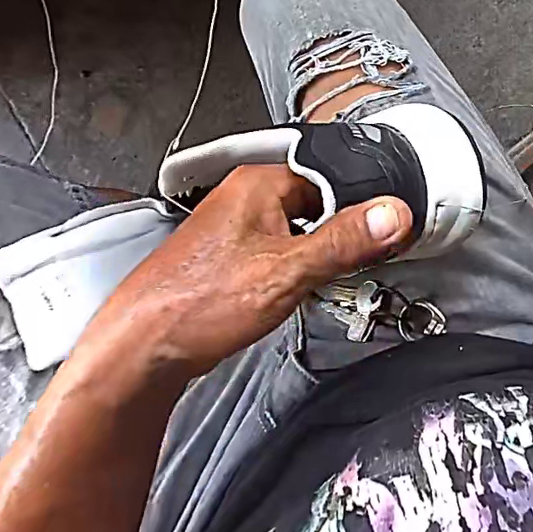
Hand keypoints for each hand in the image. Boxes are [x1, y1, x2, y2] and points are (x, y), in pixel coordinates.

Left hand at [69, 165, 410, 381]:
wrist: (140, 352)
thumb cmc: (194, 306)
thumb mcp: (287, 272)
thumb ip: (345, 242)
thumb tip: (392, 215)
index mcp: (259, 183)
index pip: (333, 180)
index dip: (358, 211)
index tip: (373, 237)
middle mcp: (245, 196)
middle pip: (318, 206)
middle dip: (334, 238)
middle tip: (335, 269)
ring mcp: (236, 225)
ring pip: (299, 231)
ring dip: (312, 257)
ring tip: (305, 284)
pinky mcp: (231, 254)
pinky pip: (279, 250)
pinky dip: (291, 269)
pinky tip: (283, 294)